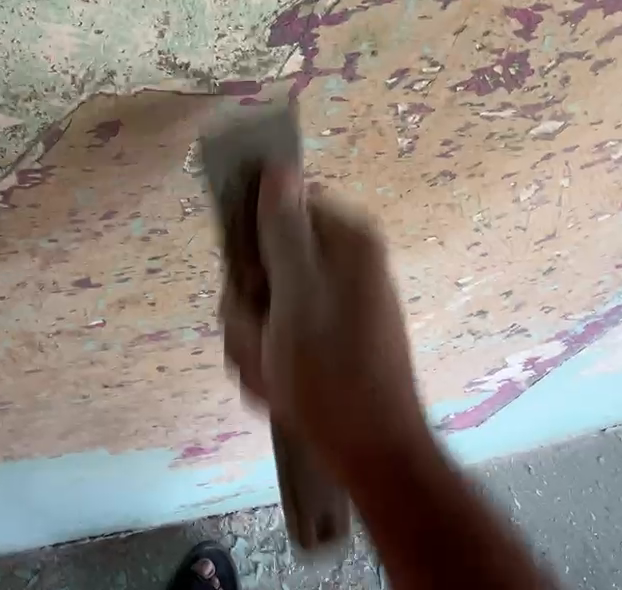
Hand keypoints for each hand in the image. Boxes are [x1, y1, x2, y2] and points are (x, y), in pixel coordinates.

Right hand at [222, 166, 429, 473]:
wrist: (372, 456)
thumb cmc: (330, 374)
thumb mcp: (296, 295)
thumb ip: (282, 229)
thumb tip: (277, 165)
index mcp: (345, 238)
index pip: (279, 203)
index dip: (253, 238)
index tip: (249, 279)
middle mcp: (344, 259)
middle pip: (266, 254)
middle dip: (250, 302)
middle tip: (259, 337)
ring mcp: (337, 298)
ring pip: (265, 297)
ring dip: (254, 336)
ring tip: (269, 369)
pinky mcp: (329, 333)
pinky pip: (279, 329)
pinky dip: (269, 356)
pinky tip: (277, 385)